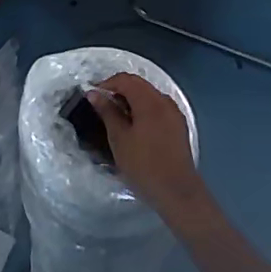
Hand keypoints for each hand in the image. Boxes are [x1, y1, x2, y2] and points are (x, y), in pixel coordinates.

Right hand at [87, 73, 213, 229]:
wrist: (177, 191)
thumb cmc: (143, 165)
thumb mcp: (119, 138)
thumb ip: (107, 112)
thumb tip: (94, 93)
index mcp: (150, 101)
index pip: (126, 80)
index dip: (107, 83)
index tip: (92, 94)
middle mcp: (164, 101)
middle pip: (139, 85)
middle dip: (119, 89)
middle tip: (101, 104)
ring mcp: (174, 113)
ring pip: (149, 96)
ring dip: (131, 99)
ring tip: (116, 115)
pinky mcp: (178, 126)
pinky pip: (158, 107)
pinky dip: (143, 109)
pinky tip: (135, 125)